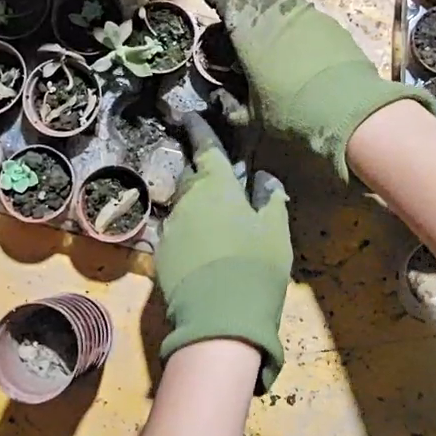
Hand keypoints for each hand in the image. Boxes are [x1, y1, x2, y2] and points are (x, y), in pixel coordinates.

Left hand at [154, 112, 291, 390]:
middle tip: (219, 179)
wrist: (218, 320)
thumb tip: (263, 178)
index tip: (190, 115)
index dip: (199, 129)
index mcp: (216, 186)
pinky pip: (176, 231)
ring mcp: (170, 227)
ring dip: (196, 204)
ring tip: (215, 220)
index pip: (206, 147)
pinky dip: (189, 230)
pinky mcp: (161, 254)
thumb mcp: (275, 232)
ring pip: (183, 204)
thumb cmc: (254, 267)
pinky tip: (203, 248)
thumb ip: (270, 199)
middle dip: (202, 172)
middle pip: (192, 175)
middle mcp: (187, 199)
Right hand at [201, 0, 429, 179]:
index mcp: (246, 28)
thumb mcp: (252, 115)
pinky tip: (296, 33)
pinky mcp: (329, 21)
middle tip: (238, 8)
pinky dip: (294, 14)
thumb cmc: (290, 110)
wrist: (346, 107)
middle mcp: (273, 10)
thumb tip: (218, 98)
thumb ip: (231, 105)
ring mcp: (305, 12)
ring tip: (268, 16)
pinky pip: (305, 8)